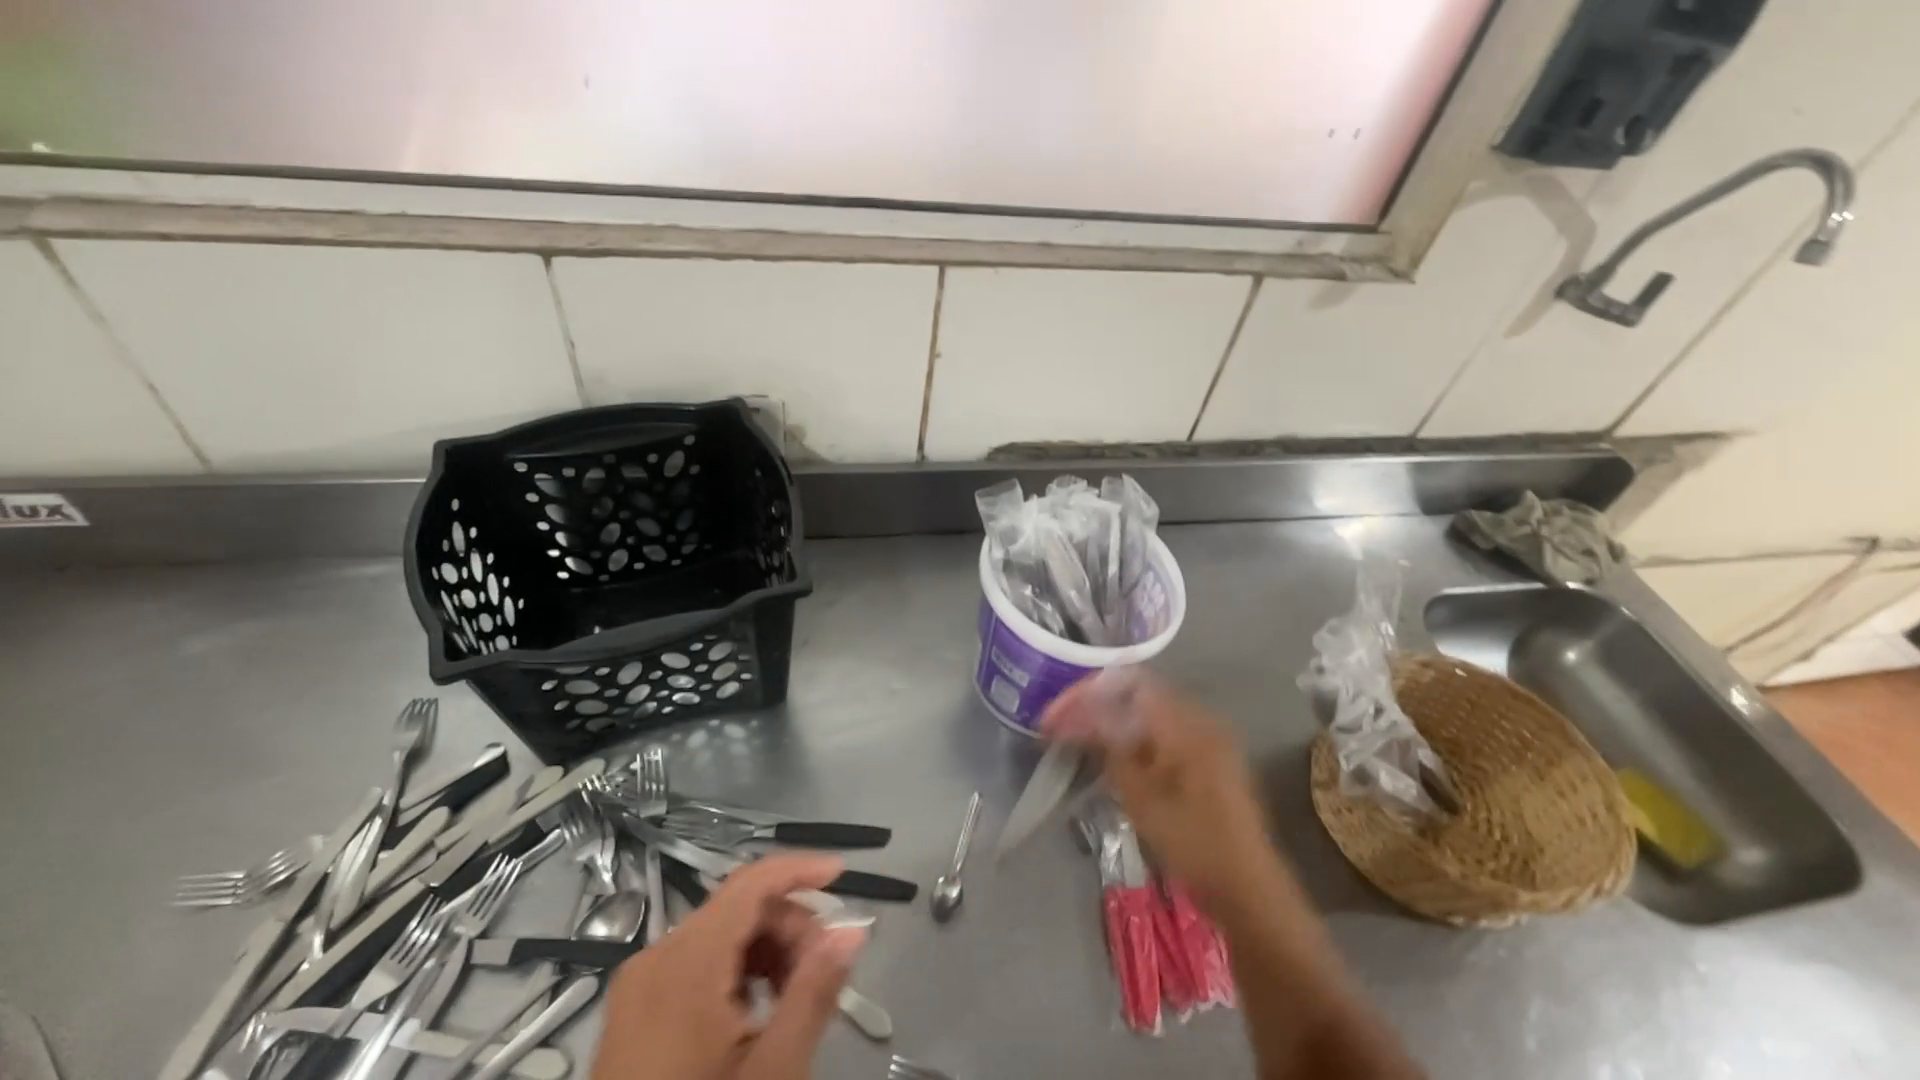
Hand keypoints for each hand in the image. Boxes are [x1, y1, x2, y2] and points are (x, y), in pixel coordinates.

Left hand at [592, 855, 867, 1079]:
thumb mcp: (773, 1068)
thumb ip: (814, 992)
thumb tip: (851, 929)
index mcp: (686, 962)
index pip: (749, 884)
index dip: (799, 869)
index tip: (844, 876)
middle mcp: (655, 957)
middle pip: (737, 909)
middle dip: (789, 928)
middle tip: (821, 973)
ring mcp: (639, 983)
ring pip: (718, 935)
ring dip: (766, 952)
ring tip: (791, 1001)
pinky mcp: (634, 1008)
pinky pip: (695, 962)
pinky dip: (735, 973)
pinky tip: (756, 1014)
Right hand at [1042, 669, 1282, 918]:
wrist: (1247, 887)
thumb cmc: (1193, 843)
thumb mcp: (1141, 798)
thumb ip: (1109, 749)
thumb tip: (1077, 718)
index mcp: (1186, 723)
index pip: (1129, 683)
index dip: (1088, 692)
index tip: (1056, 714)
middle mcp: (1201, 721)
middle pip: (1139, 695)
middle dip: (1097, 707)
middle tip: (1061, 728)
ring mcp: (1209, 741)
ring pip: (1150, 716)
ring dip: (1114, 724)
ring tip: (1080, 743)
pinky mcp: (1211, 762)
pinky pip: (1164, 735)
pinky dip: (1135, 741)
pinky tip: (1114, 761)